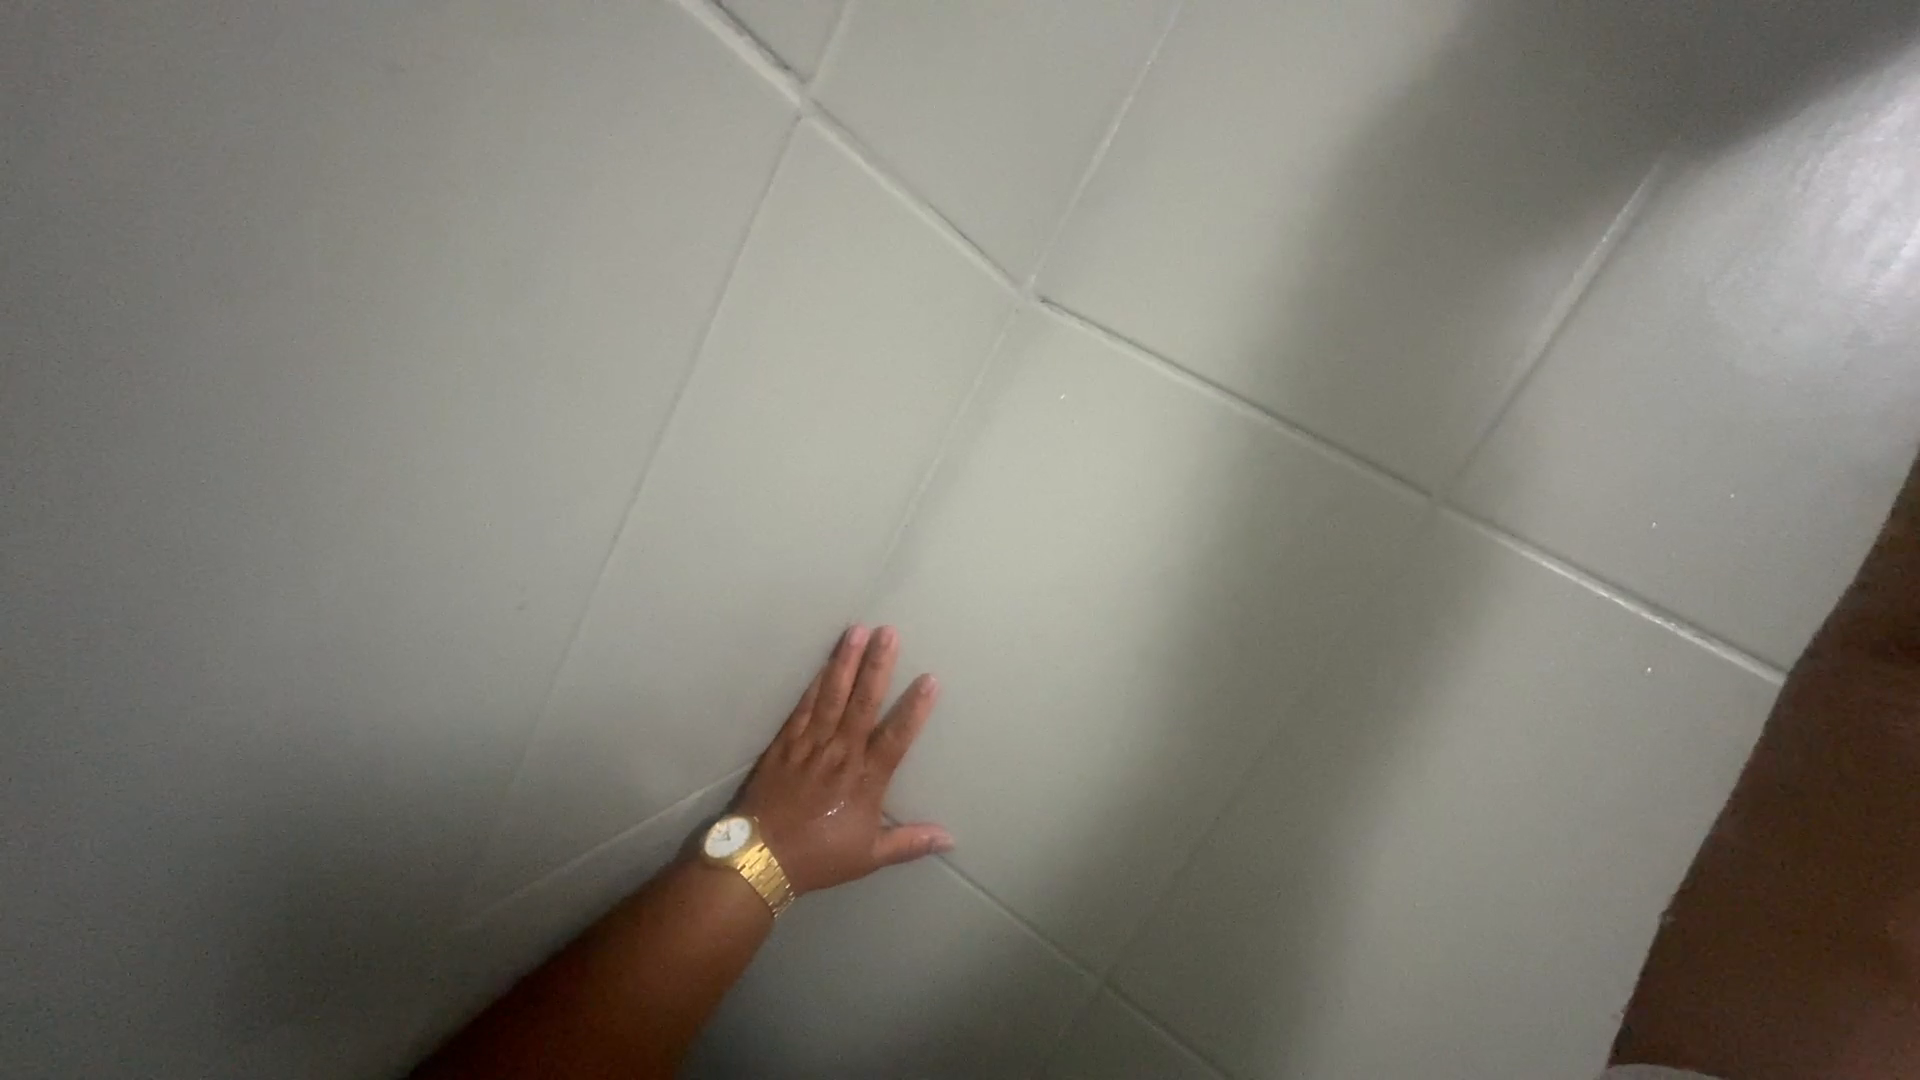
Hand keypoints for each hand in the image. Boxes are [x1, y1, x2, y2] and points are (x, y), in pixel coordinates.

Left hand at [732, 624, 950, 894]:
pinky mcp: (785, 743)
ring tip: (857, 631)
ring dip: (845, 662)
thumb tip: (951, 838)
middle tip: (889, 633)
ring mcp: (811, 745)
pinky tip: (826, 662)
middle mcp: (841, 755)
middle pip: (863, 704)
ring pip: (832, 697)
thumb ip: (910, 842)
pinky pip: (803, 707)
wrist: (760, 859)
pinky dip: (815, 683)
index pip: (896, 738)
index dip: (914, 709)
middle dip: (877, 666)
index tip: (930, 679)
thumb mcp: (869, 856)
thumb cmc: (819, 857)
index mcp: (865, 781)